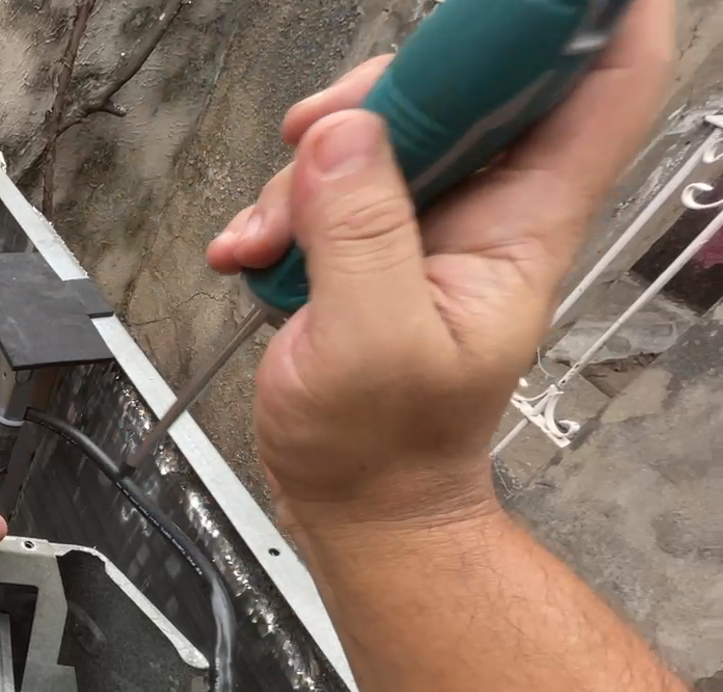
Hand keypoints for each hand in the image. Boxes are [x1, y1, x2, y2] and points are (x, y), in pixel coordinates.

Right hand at [206, 0, 670, 536]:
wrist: (348, 494)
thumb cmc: (378, 442)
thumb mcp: (369, 343)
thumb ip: (361, 236)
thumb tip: (339, 136)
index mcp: (521, 223)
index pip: (597, 78)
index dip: (566, 19)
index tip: (482, 17)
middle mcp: (474, 212)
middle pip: (457, 94)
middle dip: (372, 104)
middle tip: (307, 139)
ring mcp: (407, 233)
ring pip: (364, 147)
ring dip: (294, 180)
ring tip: (254, 246)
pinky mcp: (350, 255)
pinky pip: (312, 200)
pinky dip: (268, 218)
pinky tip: (243, 255)